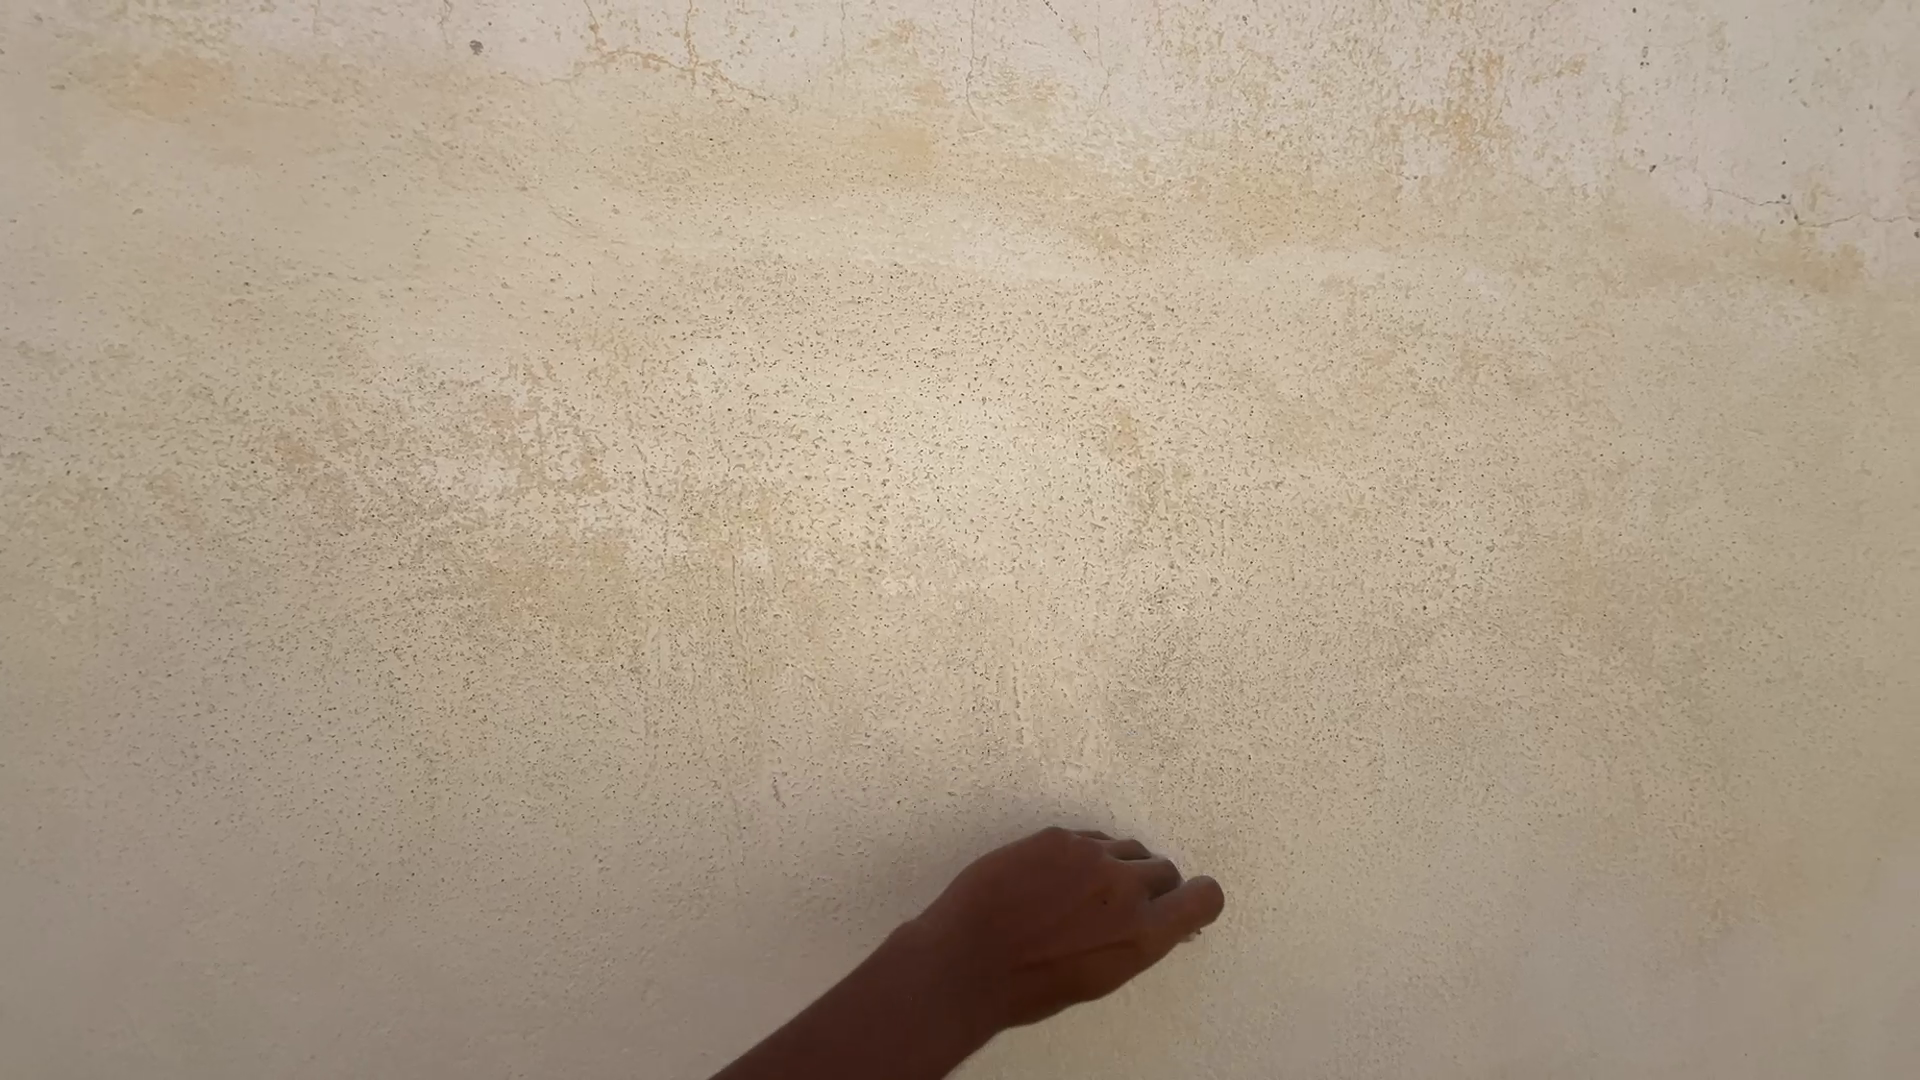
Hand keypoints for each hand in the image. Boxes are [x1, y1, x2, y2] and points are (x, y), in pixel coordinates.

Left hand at [902, 826, 1225, 1031]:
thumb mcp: (1101, 977)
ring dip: (1118, 864)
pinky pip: (1088, 837)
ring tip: (1084, 889)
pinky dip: (1083, 853)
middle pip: (1164, 868)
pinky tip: (1056, 876)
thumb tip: (1156, 921)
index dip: (1199, 898)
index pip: (1204, 898)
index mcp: (1142, 934)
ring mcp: (1088, 854)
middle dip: (1153, 884)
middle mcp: (1124, 887)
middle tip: (1124, 901)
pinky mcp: (1056, 836)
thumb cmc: (1032, 983)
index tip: (1185, 902)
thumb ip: (1136, 940)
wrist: (970, 956)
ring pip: (1125, 847)